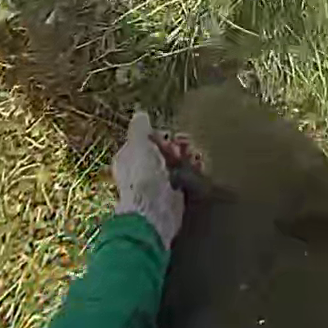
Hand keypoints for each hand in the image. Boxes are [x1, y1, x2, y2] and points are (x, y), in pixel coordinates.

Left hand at [113, 110, 183, 249]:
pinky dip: (192, 172)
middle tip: (186, 144)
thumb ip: (139, 129)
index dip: (159, 136)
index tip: (169, 136)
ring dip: (186, 157)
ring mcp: (157, 183)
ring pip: (174, 164)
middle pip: (161, 152)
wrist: (153, 213)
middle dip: (175, 146)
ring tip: (195, 155)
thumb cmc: (142, 175)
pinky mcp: (173, 196)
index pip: (145, 140)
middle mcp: (141, 169)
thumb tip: (140, 114)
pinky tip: (199, 167)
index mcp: (128, 156)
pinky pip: (184, 179)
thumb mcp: (138, 145)